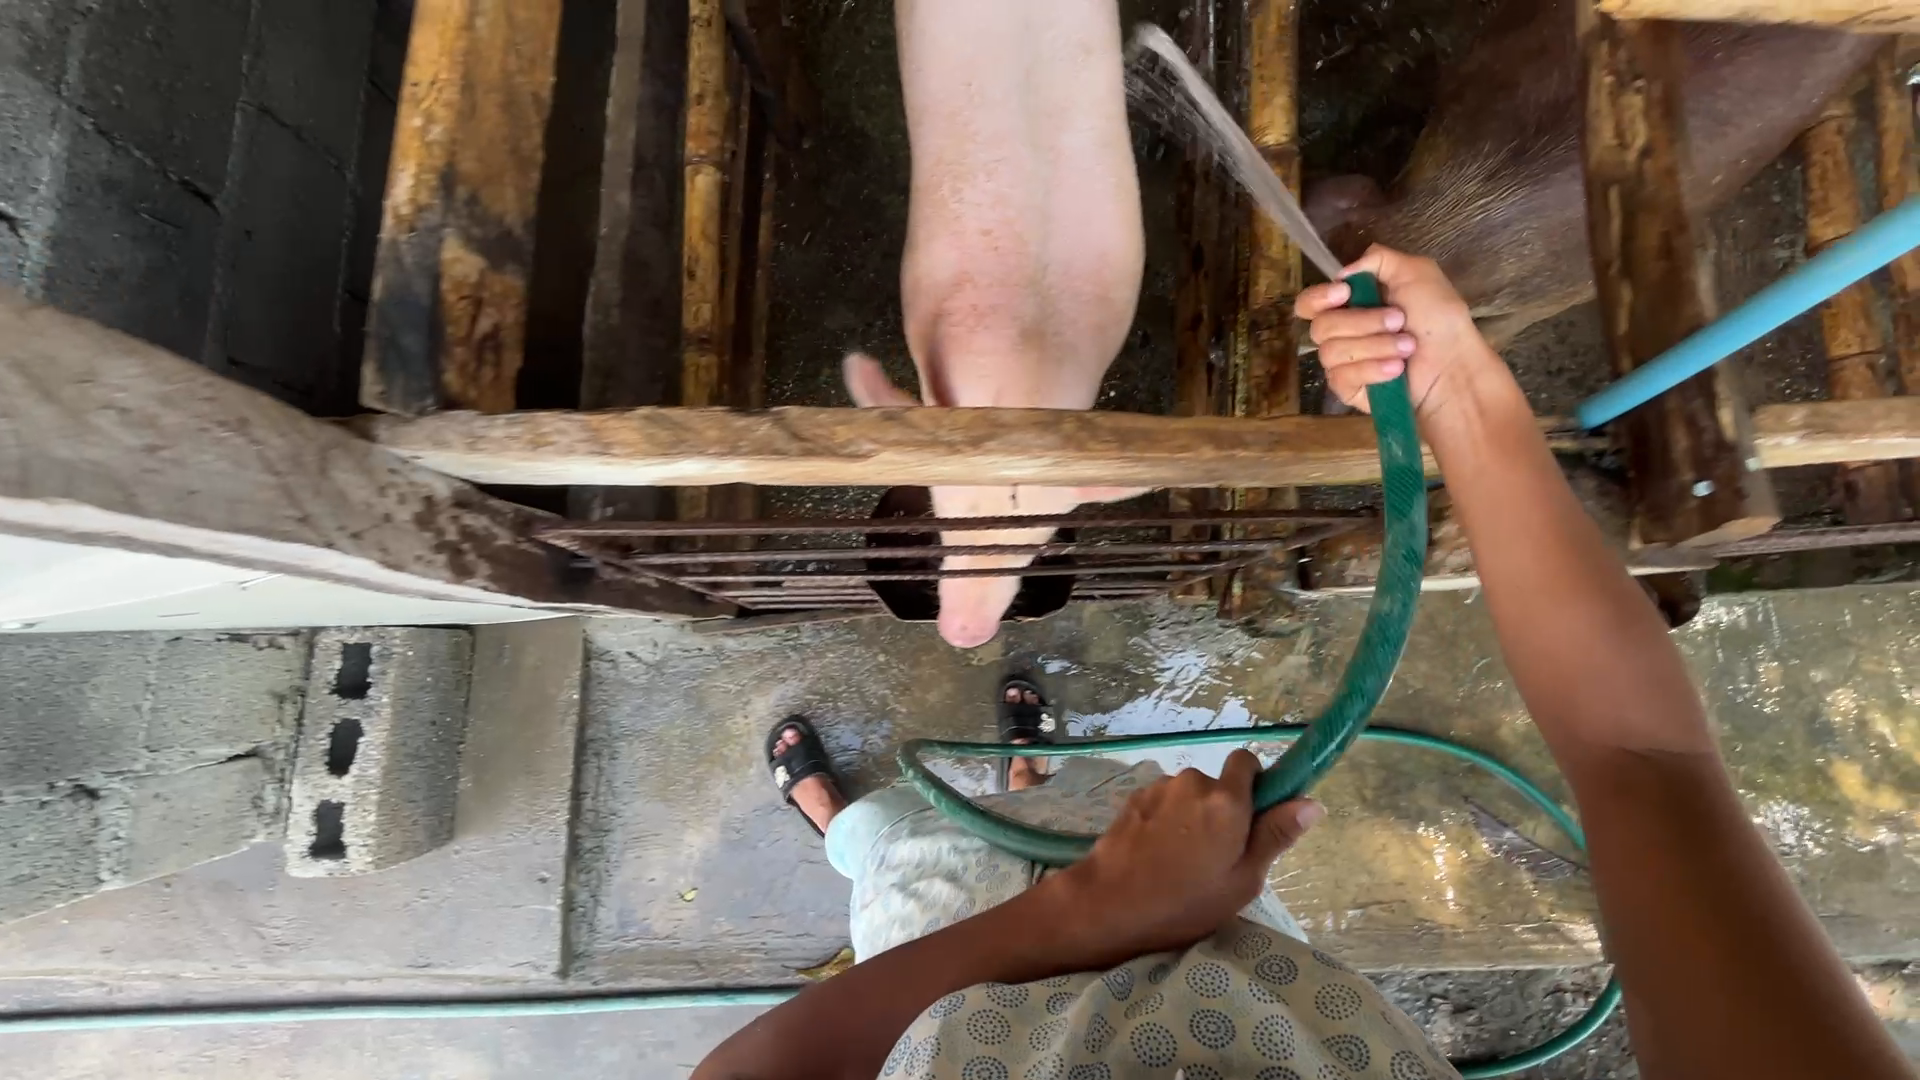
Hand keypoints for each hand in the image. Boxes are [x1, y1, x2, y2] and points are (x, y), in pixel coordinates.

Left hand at [1042, 750, 1322, 964]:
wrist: (1111, 901)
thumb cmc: (1186, 900)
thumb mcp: (1243, 879)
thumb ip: (1275, 835)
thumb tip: (1312, 802)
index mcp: (1226, 799)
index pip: (1247, 761)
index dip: (1254, 782)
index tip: (1253, 815)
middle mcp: (1192, 781)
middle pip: (1216, 784)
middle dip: (1221, 809)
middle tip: (1217, 854)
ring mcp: (1159, 787)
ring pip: (1188, 794)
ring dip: (1191, 815)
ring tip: (1182, 859)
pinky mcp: (1133, 797)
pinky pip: (1163, 802)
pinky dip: (1166, 819)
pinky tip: (1157, 853)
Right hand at [1297, 244, 1504, 416]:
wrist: (1452, 364)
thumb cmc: (1439, 318)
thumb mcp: (1417, 273)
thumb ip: (1380, 259)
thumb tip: (1344, 272)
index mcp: (1350, 305)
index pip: (1309, 303)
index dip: (1318, 298)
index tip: (1345, 293)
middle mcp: (1340, 333)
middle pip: (1320, 327)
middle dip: (1362, 322)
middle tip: (1398, 321)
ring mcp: (1340, 362)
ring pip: (1330, 352)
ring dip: (1376, 346)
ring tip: (1406, 348)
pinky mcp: (1345, 388)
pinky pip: (1341, 377)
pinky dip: (1373, 369)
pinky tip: (1396, 369)